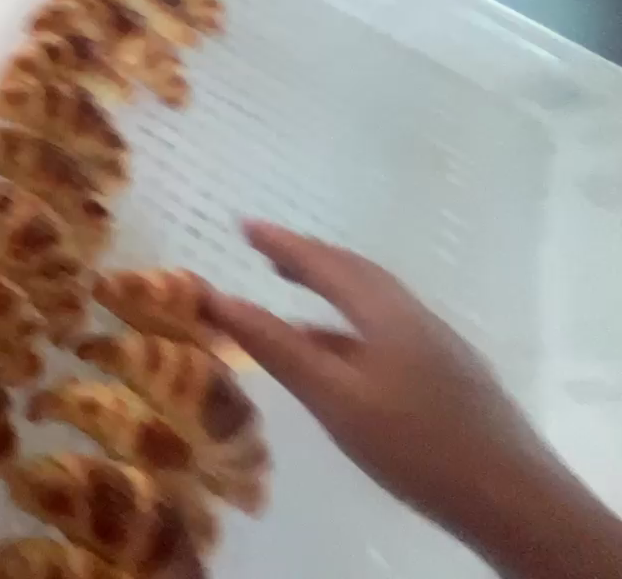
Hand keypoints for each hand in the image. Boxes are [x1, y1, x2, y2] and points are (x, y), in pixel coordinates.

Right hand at [209, 221, 621, 575]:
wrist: (523, 514)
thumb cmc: (417, 446)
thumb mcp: (331, 396)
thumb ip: (272, 344)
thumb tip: (213, 297)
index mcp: (389, 318)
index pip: (327, 265)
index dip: (283, 243)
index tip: (243, 224)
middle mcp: (417, 323)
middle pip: (358, 275)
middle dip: (308, 256)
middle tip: (264, 246)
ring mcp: (440, 352)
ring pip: (374, 301)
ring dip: (329, 283)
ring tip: (289, 283)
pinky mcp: (449, 380)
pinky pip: (384, 328)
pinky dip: (344, 319)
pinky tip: (327, 344)